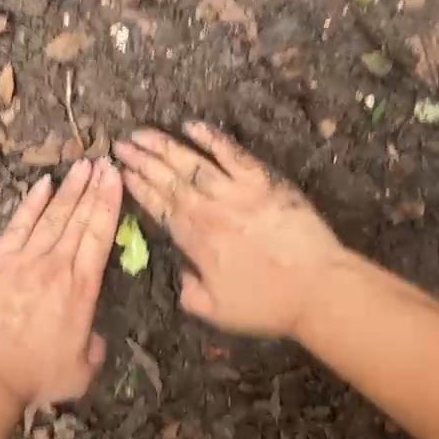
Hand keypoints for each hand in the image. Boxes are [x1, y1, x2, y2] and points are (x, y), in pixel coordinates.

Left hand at [0, 159, 123, 407]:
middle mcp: (57, 265)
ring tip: (82, 164)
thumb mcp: (82, 371)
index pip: (101, 234)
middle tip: (105, 161)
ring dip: (69, 187)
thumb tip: (96, 337)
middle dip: (94, 186)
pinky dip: (32, 202)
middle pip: (80, 217)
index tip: (116, 177)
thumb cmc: (36, 376)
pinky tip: (43, 184)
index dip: (110, 202)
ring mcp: (24, 259)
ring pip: (52, 214)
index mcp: (82, 287)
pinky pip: (18, 224)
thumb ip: (96, 348)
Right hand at [115, 122, 350, 339]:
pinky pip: (232, 153)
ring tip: (142, 133)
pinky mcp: (263, 180)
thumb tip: (181, 274)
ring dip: (164, 146)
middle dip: (141, 160)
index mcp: (195, 241)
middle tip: (120, 145)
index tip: (121, 171)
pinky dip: (211, 138)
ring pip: (192, 162)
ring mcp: (236, 191)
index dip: (137, 187)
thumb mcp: (217, 312)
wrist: (318, 288)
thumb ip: (189, 293)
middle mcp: (209, 211)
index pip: (158, 206)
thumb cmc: (269, 305)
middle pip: (167, 179)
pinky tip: (192, 126)